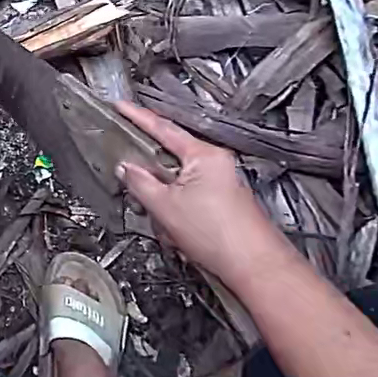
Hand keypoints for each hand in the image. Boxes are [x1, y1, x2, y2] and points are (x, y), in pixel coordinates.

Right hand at [112, 102, 297, 287]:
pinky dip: (173, 210)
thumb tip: (125, 168)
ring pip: (174, 181)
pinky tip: (173, 230)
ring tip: (160, 219)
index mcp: (205, 155)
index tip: (121, 106)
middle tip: (127, 177)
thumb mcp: (164, 205)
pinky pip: (186, 196)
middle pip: (166, 157)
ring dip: (161, 199)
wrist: (256, 269)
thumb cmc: (221, 236)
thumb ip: (139, 181)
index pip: (163, 128)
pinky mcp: (220, 201)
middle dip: (147, 174)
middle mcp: (215, 164)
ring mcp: (219, 182)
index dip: (137, 117)